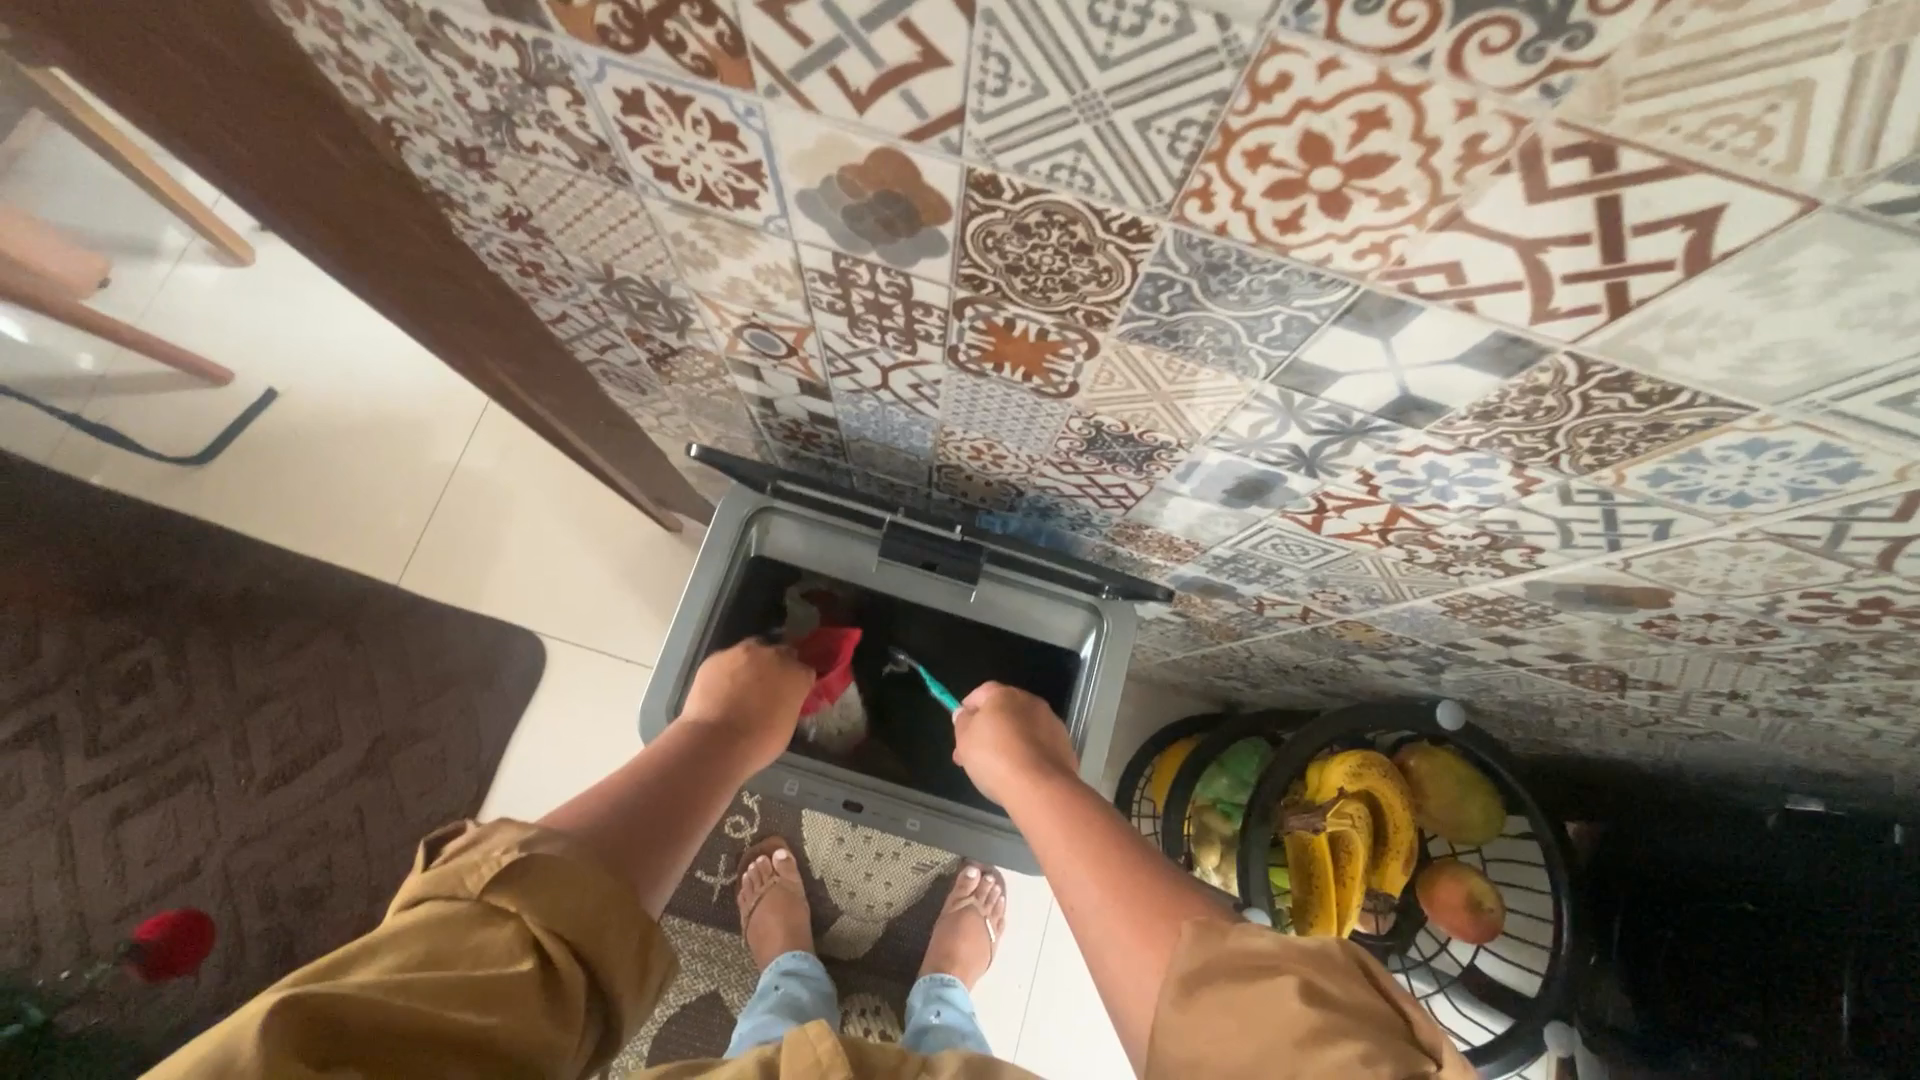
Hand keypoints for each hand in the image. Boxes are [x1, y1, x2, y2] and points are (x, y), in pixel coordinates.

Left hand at [679, 638, 814, 769]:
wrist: (716, 742)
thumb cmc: (759, 742)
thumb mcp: (787, 724)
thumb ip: (789, 703)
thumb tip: (782, 701)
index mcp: (797, 674)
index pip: (805, 669)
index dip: (797, 681)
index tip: (791, 693)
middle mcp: (773, 656)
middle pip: (781, 653)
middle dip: (777, 666)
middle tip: (767, 687)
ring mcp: (743, 653)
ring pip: (752, 651)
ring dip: (751, 664)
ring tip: (741, 686)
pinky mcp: (716, 657)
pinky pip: (726, 660)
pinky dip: (726, 671)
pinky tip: (719, 689)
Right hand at [951, 682, 1079, 805]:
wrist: (1040, 787)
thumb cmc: (994, 757)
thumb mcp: (964, 739)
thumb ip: (962, 722)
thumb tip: (965, 714)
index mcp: (1005, 695)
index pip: (983, 692)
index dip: (969, 708)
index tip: (960, 727)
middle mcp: (1031, 702)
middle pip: (1004, 711)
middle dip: (988, 729)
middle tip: (972, 754)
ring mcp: (1051, 723)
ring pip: (1023, 729)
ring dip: (1009, 741)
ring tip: (996, 768)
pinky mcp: (1064, 745)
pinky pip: (1039, 746)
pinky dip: (1028, 754)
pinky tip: (1019, 773)